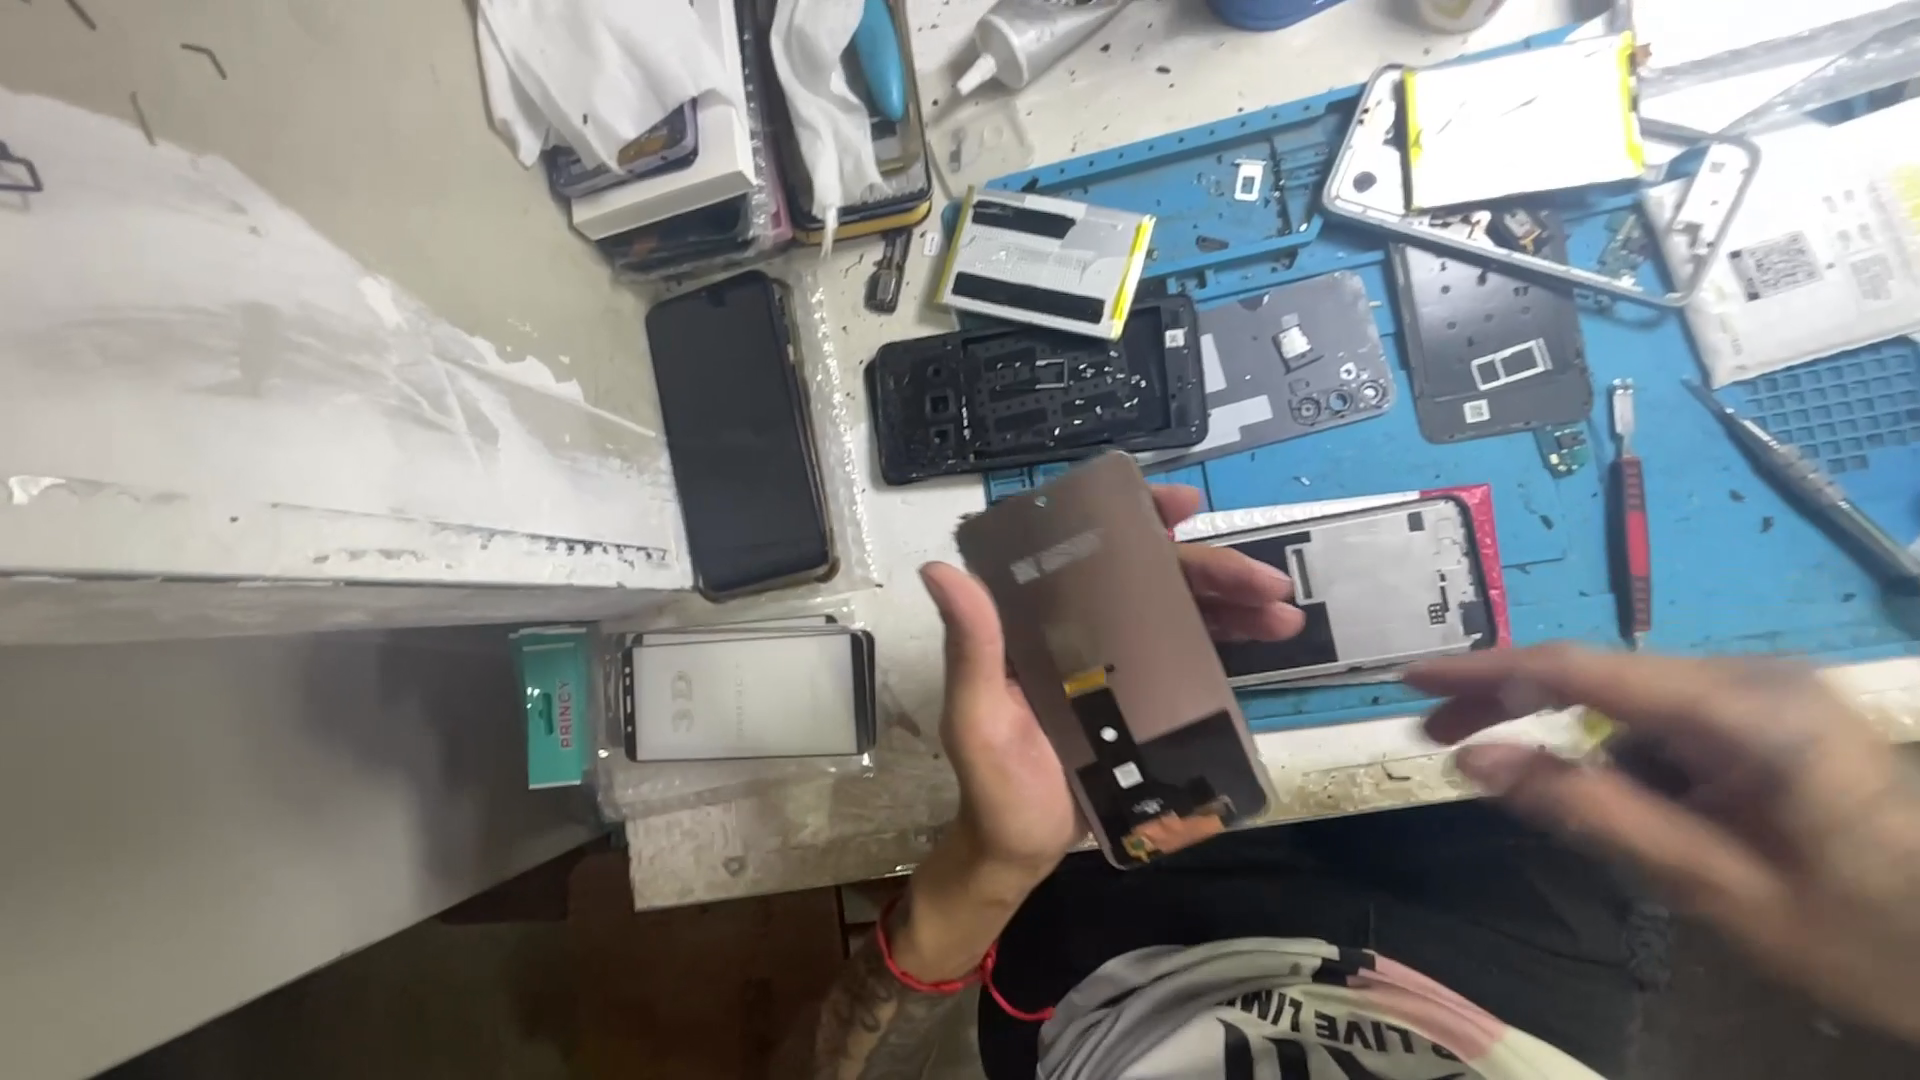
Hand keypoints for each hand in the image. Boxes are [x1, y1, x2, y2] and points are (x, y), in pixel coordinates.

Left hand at [918, 485, 1304, 893]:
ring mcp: (1113, 662)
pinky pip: (1188, 656)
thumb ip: (970, 648)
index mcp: (1032, 620)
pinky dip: (1228, 642)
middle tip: (1263, 580)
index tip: (1179, 508)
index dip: (1131, 518)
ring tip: (1282, 613)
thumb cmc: (992, 786)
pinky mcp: (1141, 697)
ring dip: (1231, 603)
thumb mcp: (977, 717)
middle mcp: (1075, 628)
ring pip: (1176, 612)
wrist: (1021, 852)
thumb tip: (939, 567)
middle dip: (1208, 568)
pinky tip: (1269, 639)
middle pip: (1146, 578)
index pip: (1082, 549)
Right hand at [1408, 645, 1919, 1040]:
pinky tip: (1631, 801)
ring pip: (1617, 698)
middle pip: (1591, 675)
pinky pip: (1652, 718)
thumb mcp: (1711, 887)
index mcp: (1747, 711)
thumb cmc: (1865, 936)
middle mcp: (1749, 678)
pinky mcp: (1760, 710)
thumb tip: (1470, 762)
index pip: (1578, 670)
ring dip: (1561, 734)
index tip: (1410, 677)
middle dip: (1507, 702)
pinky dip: (1613, 751)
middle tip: (1437, 735)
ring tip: (1538, 789)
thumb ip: (1586, 812)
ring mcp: (1759, 690)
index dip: (1482, 671)